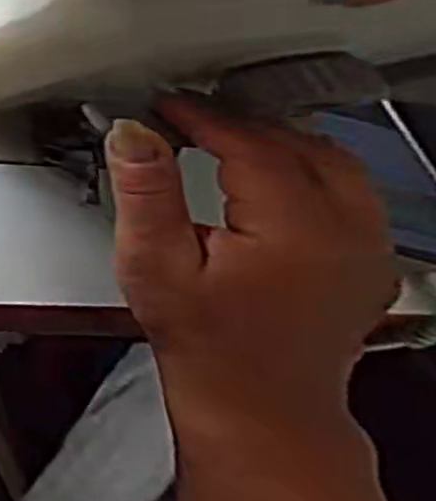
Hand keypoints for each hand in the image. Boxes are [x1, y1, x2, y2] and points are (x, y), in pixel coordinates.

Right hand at [105, 97, 396, 431]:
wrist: (253, 395)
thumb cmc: (201, 333)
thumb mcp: (152, 259)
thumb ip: (144, 191)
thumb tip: (133, 133)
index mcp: (297, 233)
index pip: (254, 148)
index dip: (204, 117)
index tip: (162, 105)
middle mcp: (350, 238)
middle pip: (306, 149)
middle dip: (242, 121)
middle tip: (184, 112)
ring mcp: (367, 252)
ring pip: (337, 167)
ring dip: (275, 139)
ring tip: (216, 130)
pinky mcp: (363, 261)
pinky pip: (346, 192)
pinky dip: (300, 165)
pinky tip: (256, 167)